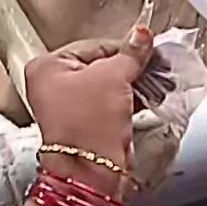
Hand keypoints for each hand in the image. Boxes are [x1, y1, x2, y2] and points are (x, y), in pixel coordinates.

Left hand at [24, 26, 153, 170]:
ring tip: (158, 83)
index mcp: (48, 67)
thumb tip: (142, 34)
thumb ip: (131, 53)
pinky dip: (132, 98)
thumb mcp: (114, 76)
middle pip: (103, 64)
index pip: (95, 45)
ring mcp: (73, 106)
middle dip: (133, 67)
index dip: (124, 47)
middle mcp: (55, 85)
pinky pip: (114, 102)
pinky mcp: (90, 123)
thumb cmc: (88, 124)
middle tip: (156, 65)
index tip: (148, 48)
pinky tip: (151, 96)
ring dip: (136, 83)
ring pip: (111, 84)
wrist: (91, 171)